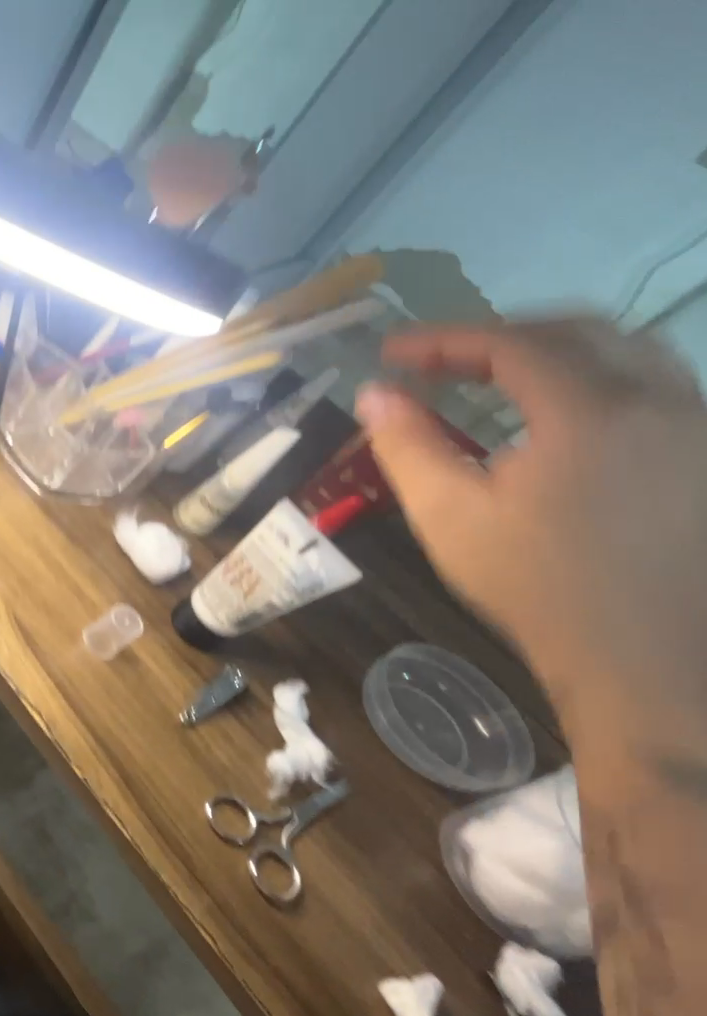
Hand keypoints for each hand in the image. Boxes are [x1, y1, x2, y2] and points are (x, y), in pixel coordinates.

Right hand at [357, 318, 706, 722]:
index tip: (388, 353)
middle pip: (578, 331)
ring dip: (549, 352)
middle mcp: (662, 399)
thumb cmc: (535, 582)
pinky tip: (551, 413)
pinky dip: (588, 377)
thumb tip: (374, 393)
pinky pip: (649, 383)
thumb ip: (407, 446)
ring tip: (490, 376)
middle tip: (436, 361)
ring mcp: (698, 422)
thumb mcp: (448, 514)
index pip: (513, 344)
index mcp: (592, 412)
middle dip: (497, 335)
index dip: (443, 339)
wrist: (645, 650)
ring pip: (625, 351)